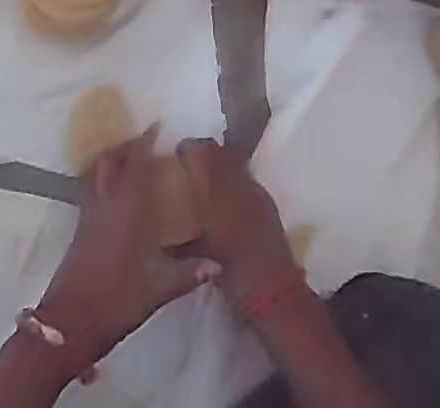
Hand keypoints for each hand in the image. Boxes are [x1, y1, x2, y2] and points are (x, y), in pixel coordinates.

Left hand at [35, 132, 221, 365]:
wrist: (69, 324)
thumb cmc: (116, 301)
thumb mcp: (157, 290)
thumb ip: (188, 274)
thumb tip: (218, 264)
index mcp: (129, 210)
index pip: (136, 165)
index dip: (145, 143)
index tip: (155, 127)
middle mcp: (107, 204)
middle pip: (111, 160)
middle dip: (126, 145)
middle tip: (143, 139)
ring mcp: (89, 215)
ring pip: (95, 171)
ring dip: (109, 157)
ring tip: (125, 156)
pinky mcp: (79, 228)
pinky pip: (89, 187)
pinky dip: (99, 176)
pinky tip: (111, 189)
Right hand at [178, 138, 300, 305]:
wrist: (275, 290)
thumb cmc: (233, 274)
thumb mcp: (200, 258)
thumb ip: (181, 243)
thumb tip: (164, 239)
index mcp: (218, 192)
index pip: (202, 151)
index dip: (188, 148)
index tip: (175, 155)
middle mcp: (239, 183)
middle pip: (219, 151)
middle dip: (202, 153)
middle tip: (186, 167)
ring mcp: (256, 191)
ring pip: (233, 162)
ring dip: (218, 164)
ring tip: (203, 182)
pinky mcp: (267, 201)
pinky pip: (245, 177)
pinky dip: (232, 179)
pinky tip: (224, 200)